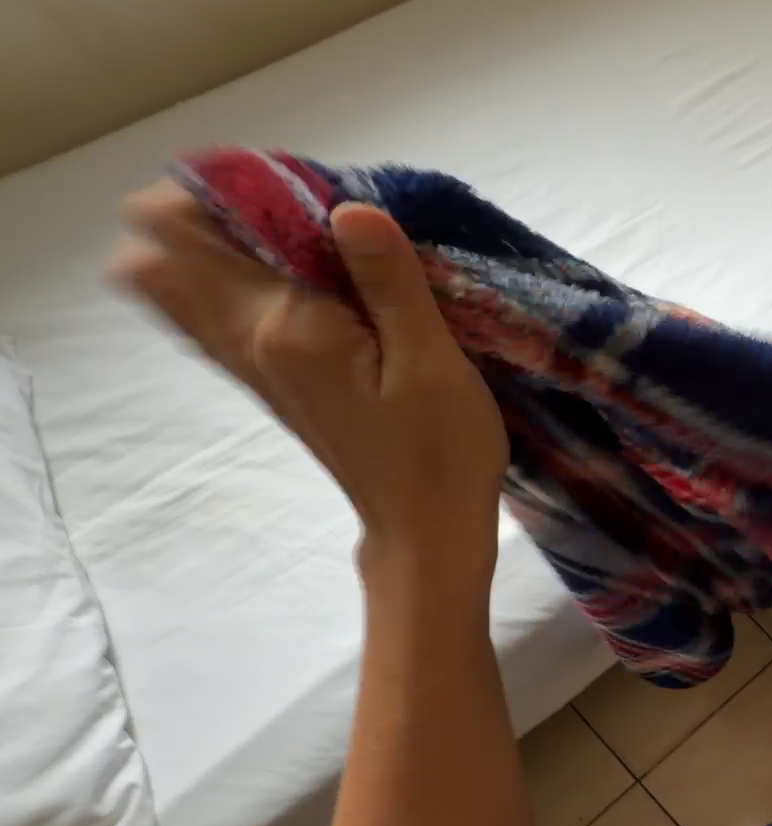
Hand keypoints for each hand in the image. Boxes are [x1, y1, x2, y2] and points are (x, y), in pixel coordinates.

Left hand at [112, 181, 507, 585]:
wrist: (426, 523)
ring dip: (207, 238)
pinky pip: (193, 308)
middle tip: (306, 214)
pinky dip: (215, 276)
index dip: (278, 188)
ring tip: (290, 244)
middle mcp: (246, 337)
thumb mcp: (436, 365)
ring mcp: (246, 360)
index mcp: (289, 328)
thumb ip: (390, 285)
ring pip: (161, 272)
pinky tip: (284, 283)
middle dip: (221, 202)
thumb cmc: (444, 450)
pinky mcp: (263, 378)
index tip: (344, 204)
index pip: (232, 221)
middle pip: (162, 236)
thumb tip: (350, 208)